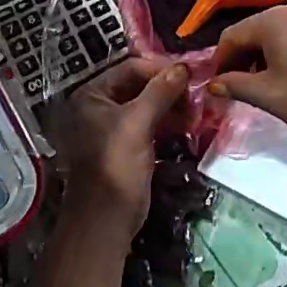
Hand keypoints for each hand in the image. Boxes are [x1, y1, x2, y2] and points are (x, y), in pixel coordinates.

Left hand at [50, 58, 188, 234]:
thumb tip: (183, 67)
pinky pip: (148, 124)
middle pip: (138, 85)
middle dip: (167, 89)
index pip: (130, 68)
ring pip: (146, 105)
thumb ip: (160, 92)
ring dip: (170, 105)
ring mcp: (112, 127)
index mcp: (92, 95)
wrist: (106, 220)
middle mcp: (99, 106)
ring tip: (194, 110)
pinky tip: (186, 124)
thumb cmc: (116, 166)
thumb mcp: (138, 124)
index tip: (189, 75)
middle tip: (194, 94)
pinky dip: (166, 121)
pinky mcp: (126, 145)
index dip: (160, 70)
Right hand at [208, 5, 286, 142]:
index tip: (218, 91)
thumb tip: (212, 83)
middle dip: (241, 62)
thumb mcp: (273, 98)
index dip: (219, 65)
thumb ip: (237, 87)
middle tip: (241, 94)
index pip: (229, 37)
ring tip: (267, 91)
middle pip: (251, 33)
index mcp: (271, 22)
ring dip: (262, 61)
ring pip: (273, 36)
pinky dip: (283, 56)